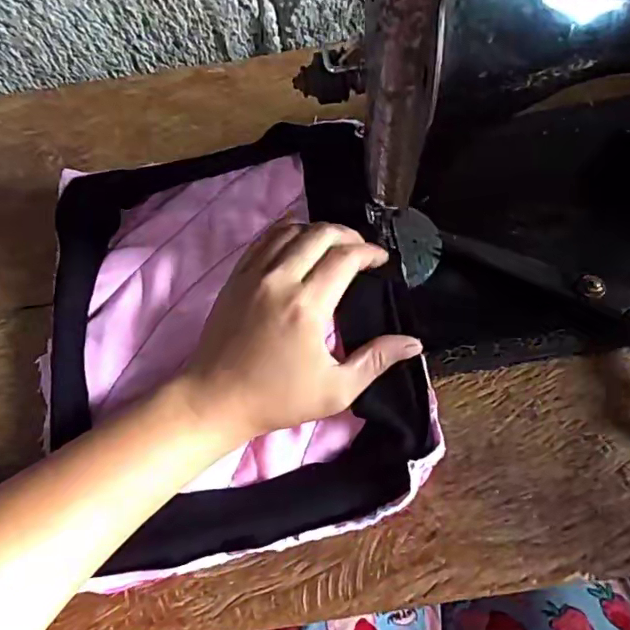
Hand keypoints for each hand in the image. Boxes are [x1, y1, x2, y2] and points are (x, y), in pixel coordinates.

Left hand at [169, 222, 423, 445]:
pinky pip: (263, 240)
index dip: (369, 252)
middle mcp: (279, 280)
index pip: (345, 257)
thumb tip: (413, 342)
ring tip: (332, 246)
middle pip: (319, 233)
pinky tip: (296, 245)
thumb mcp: (336, 390)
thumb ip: (376, 360)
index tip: (381, 260)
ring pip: (289, 230)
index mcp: (306, 305)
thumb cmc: (277, 399)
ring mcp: (252, 275)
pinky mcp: (235, 277)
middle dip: (348, 234)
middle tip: (361, 250)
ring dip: (316, 230)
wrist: (215, 398)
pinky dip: (285, 234)